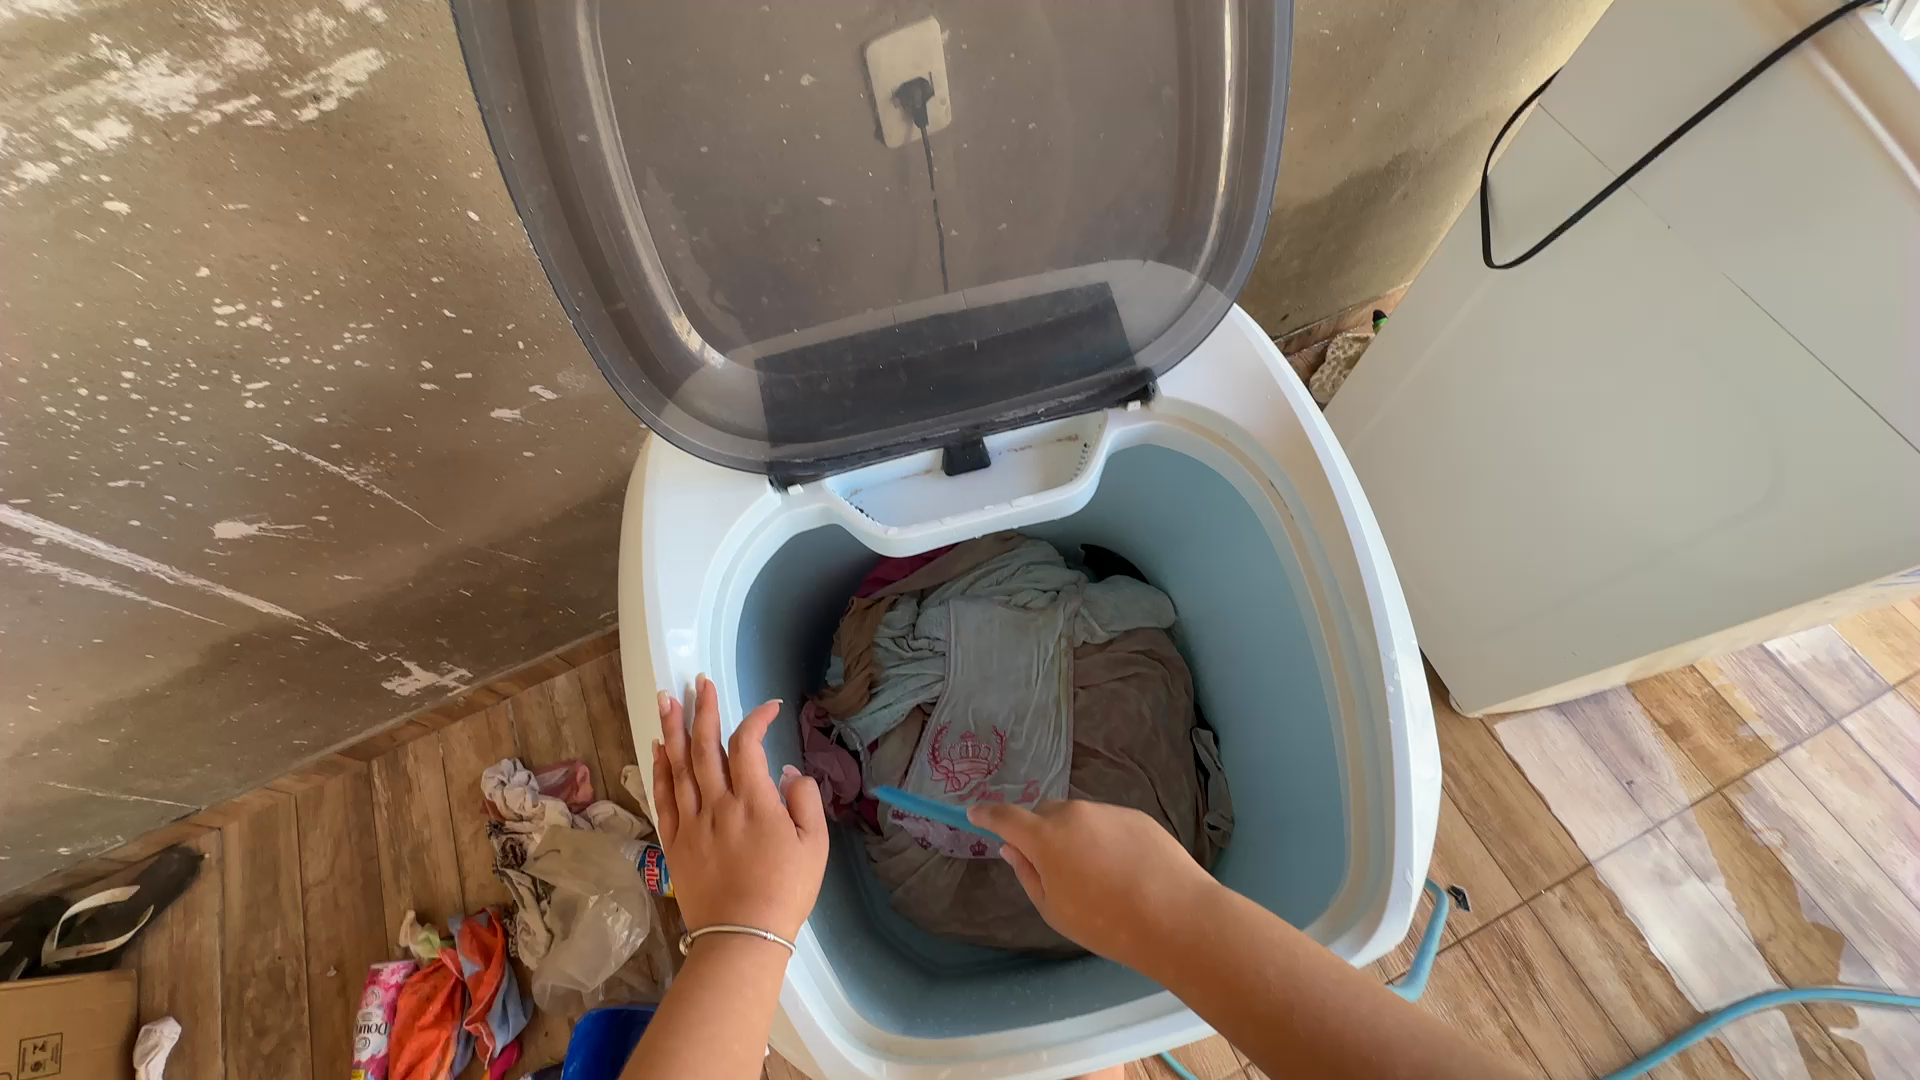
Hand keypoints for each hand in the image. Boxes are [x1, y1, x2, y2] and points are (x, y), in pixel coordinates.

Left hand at [652, 675, 827, 943]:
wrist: (742, 938)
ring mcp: (691, 823)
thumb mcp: (814, 843)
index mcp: (754, 801)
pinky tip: (657, 749)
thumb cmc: (785, 890)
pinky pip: (663, 798)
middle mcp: (718, 804)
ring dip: (672, 729)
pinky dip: (659, 770)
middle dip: (702, 710)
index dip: (757, 719)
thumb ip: (805, 799)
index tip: (770, 707)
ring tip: (666, 699)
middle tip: (699, 682)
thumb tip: (789, 771)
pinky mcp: (675, 843)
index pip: (748, 744)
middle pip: (705, 747)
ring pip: (677, 766)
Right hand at [969, 798, 1217, 971]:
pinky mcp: (1135, 815)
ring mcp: (1106, 811)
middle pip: (1044, 815)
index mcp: (1045, 837)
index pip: (1005, 816)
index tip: (975, 812)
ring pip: (1077, 818)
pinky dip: (1103, 839)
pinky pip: (1106, 822)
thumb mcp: (1054, 910)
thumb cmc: (1106, 923)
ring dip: (1074, 837)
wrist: (1176, 916)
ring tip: (1096, 876)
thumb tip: (1013, 848)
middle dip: (1039, 832)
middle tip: (1052, 867)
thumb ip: (1028, 874)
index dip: (987, 814)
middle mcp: (1072, 813)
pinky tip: (1123, 870)